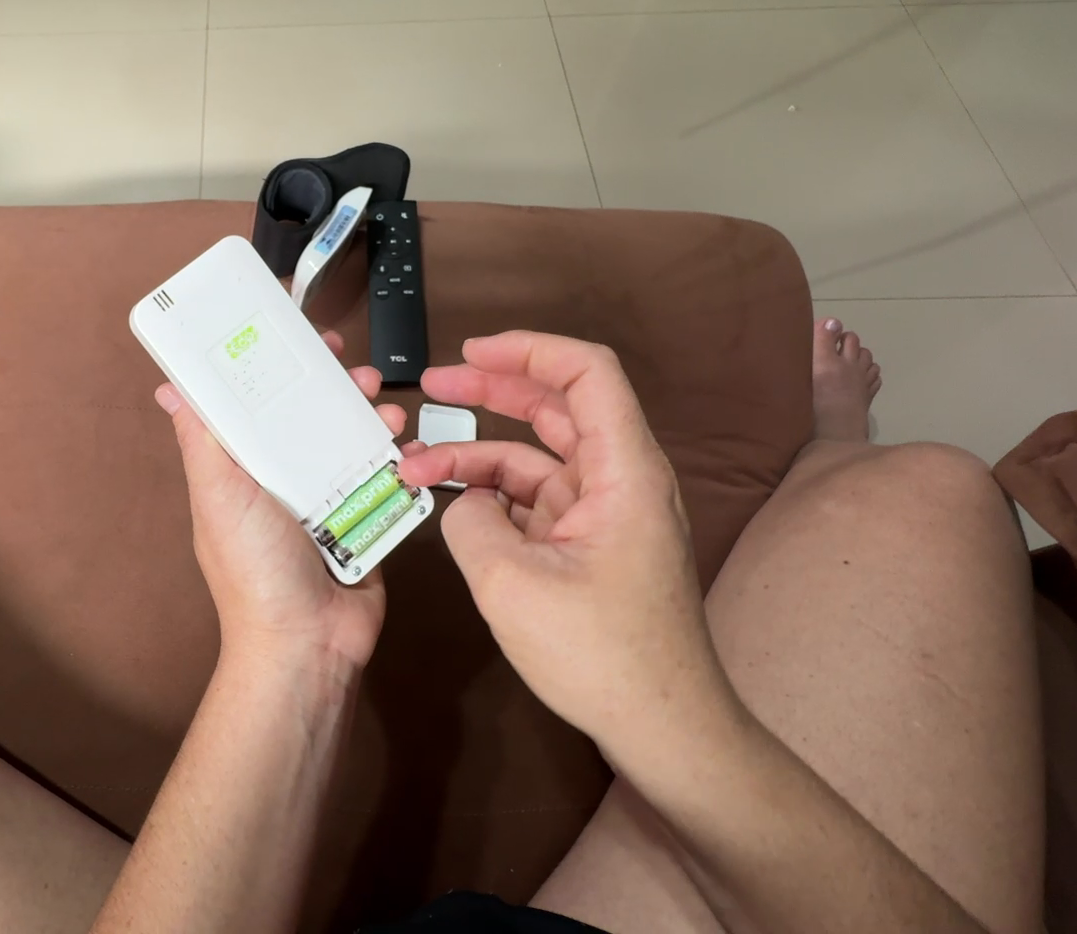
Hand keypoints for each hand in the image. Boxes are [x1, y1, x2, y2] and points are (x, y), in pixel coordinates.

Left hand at [155, 331, 412, 673]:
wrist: (308, 643)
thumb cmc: (254, 573)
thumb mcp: (219, 497)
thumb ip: (201, 441)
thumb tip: (171, 390)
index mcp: (243, 468)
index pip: (257, 402)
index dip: (275, 367)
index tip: (296, 340)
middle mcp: (283, 478)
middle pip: (309, 414)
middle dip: (333, 385)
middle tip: (352, 369)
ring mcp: (324, 497)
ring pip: (350, 438)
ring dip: (369, 414)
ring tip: (385, 409)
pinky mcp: (362, 517)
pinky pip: (383, 475)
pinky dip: (397, 457)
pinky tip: (405, 446)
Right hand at [396, 331, 733, 757]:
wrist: (661, 726)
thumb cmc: (599, 652)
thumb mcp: (510, 583)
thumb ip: (471, 522)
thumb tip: (464, 503)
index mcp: (622, 471)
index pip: (587, 374)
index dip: (529, 350)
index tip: (471, 353)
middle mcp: (617, 478)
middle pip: (555, 406)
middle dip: (490, 389)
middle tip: (431, 385)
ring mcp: (600, 511)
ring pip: (533, 455)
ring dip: (476, 454)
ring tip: (415, 463)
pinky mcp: (584, 540)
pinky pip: (530, 498)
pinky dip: (489, 494)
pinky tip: (449, 505)